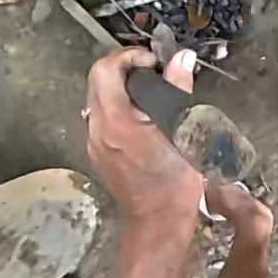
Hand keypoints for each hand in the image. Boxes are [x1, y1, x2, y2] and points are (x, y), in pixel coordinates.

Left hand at [84, 48, 203, 230]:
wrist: (158, 222)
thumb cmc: (175, 180)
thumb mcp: (183, 130)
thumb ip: (178, 89)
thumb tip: (182, 57)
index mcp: (115, 122)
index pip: (104, 70)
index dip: (128, 56)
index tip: (154, 62)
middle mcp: (96, 129)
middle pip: (98, 82)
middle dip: (125, 69)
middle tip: (155, 72)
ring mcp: (93, 143)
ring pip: (98, 99)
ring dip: (122, 88)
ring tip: (153, 92)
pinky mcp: (98, 153)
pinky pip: (103, 117)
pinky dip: (120, 107)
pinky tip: (145, 117)